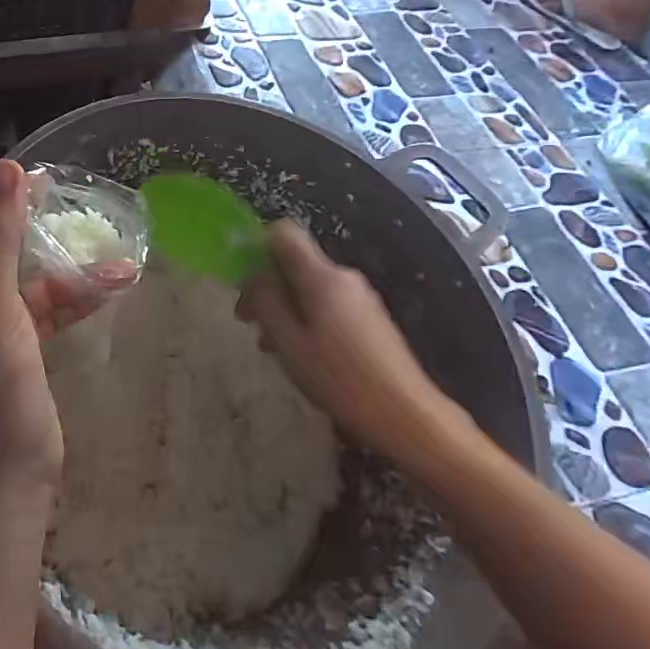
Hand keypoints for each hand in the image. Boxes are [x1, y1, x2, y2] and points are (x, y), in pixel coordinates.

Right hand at [237, 221, 470, 460]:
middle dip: (267, 287)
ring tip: (272, 347)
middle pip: (295, 263)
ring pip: (309, 287)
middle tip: (248, 323)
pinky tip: (302, 354)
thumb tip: (251, 276)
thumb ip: (266, 304)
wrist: (406, 415)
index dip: (257, 245)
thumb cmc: (340, 380)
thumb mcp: (289, 344)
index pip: (284, 233)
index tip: (242, 278)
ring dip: (285, 308)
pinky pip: (327, 303)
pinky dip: (306, 318)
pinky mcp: (370, 318)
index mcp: (322, 277)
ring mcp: (360, 297)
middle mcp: (343, 277)